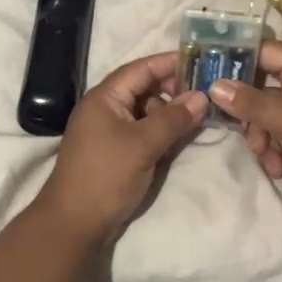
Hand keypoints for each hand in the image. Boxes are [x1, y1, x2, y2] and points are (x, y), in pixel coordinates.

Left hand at [37, 52, 207, 242]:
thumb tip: (202, 96)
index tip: (201, 59)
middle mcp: (105, 108)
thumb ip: (173, 119)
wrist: (75, 222)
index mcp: (105, 97)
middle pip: (144, 89)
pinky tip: (182, 136)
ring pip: (146, 112)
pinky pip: (143, 132)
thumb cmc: (106, 175)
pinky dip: (162, 132)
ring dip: (170, 112)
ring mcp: (109, 131)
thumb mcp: (143, 144)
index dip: (169, 62)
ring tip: (200, 115)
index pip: (141, 69)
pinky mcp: (116, 152)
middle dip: (173, 89)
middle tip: (206, 92)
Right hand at [207, 41, 281, 218]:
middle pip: (256, 85)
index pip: (263, 51)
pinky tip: (278, 168)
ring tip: (266, 155)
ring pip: (260, 115)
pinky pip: (271, 137)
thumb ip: (252, 104)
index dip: (236, 55)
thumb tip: (214, 86)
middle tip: (224, 121)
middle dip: (244, 109)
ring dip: (258, 137)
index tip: (205, 67)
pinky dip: (270, 152)